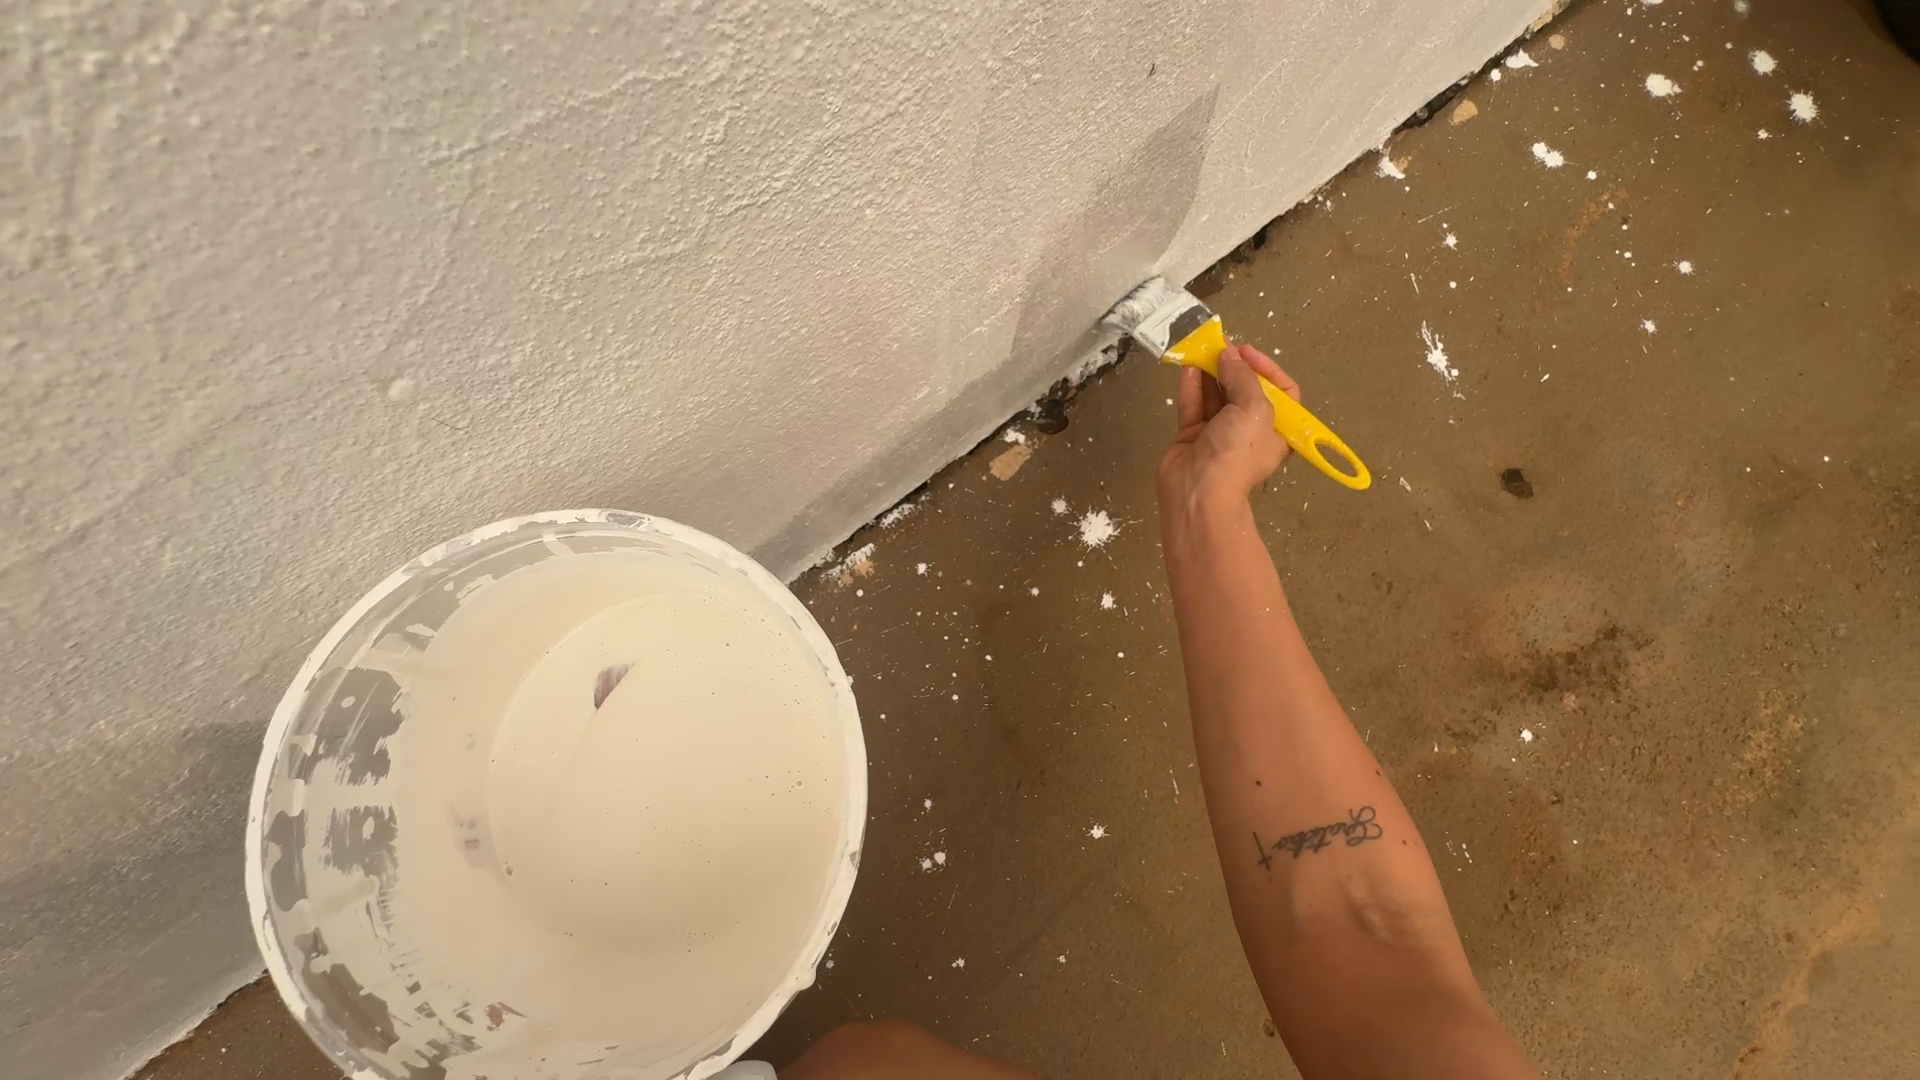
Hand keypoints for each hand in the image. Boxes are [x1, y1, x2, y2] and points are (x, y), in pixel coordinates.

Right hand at [1156, 343, 1297, 515]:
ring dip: (1210, 372)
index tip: (1245, 351)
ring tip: (1201, 349)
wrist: (1199, 491)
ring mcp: (1219, 433)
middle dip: (1233, 366)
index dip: (1266, 367)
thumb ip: (1242, 377)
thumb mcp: (1254, 408)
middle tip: (1219, 344)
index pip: (1281, 390)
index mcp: (1278, 429)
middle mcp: (1250, 430)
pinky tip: (1189, 367)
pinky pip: (1194, 406)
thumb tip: (1228, 354)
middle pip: (1245, 389)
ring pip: (1217, 395)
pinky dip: (1192, 386)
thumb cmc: (1237, 451)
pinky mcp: (1192, 436)